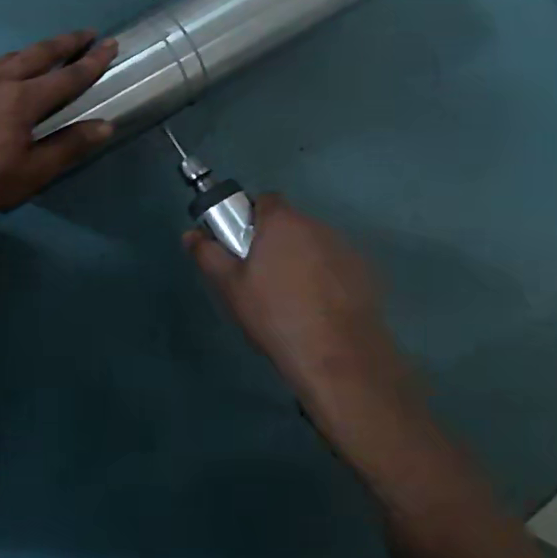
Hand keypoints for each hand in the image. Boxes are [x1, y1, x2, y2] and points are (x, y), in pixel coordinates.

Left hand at [0, 29, 117, 231]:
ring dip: (37, 51)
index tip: (110, 45)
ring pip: (11, 57)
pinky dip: (10, 64)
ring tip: (53, 50)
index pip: (67, 76)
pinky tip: (10, 74)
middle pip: (39, 53)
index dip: (92, 62)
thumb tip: (105, 126)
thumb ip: (71, 145)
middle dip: (67, 42)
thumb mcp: (35, 171)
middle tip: (88, 34)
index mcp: (21, 99)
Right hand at [186, 195, 403, 406]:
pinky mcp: (365, 273)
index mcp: (282, 221)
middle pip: (290, 224)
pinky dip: (325, 278)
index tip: (243, 245)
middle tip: (261, 277)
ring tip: (291, 298)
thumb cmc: (275, 315)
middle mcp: (316, 225)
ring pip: (313, 245)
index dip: (250, 218)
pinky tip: (319, 309)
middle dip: (275, 242)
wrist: (337, 357)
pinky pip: (335, 266)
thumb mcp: (230, 287)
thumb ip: (208, 255)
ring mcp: (345, 249)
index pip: (265, 200)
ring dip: (301, 259)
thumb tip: (191, 234)